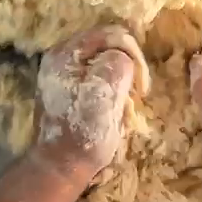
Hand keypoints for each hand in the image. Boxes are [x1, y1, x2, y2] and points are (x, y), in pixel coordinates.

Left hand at [34, 25, 146, 182]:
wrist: (61, 167)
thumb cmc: (84, 133)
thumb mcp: (105, 93)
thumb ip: (118, 63)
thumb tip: (125, 58)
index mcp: (66, 54)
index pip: (110, 34)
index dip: (131, 53)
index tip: (140, 84)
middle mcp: (61, 58)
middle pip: (107, 45)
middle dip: (127, 66)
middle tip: (136, 92)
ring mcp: (64, 75)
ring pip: (105, 62)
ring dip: (121, 79)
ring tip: (125, 102)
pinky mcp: (70, 90)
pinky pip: (99, 78)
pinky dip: (112, 89)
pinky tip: (115, 107)